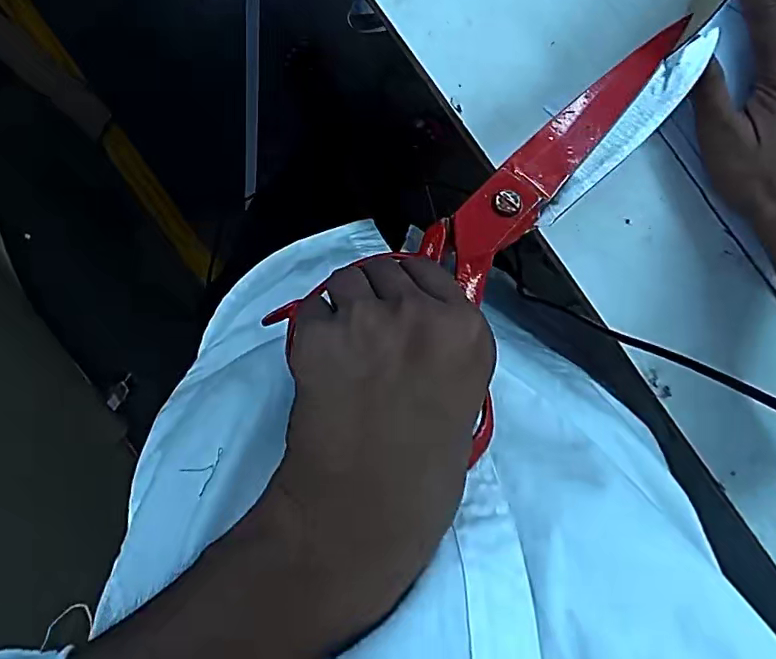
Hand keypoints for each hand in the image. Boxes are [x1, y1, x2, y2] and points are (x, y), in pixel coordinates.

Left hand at [268, 255, 493, 642]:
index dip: (407, 281)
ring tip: (346, 345)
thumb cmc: (422, 467)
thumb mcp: (462, 393)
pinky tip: (323, 360)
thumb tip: (418, 305)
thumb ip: (445, 340)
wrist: (365, 509)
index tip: (397, 292)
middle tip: (368, 328)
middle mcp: (417, 314)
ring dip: (342, 303)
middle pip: (383, 268)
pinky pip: (312, 306)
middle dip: (374, 291)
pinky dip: (314, 326)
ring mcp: (364, 319)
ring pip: (345, 279)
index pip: (427, 268)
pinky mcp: (319, 333)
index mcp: (464, 330)